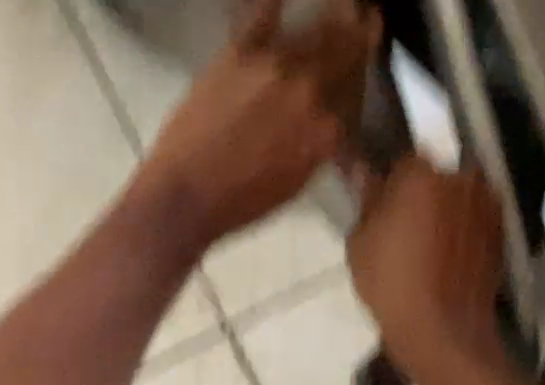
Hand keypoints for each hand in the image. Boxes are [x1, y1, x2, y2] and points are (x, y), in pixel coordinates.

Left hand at [135, 0, 380, 248]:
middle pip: (348, 48)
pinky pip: (267, 9)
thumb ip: (318, 146)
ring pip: (320, 27)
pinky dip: (277, 0)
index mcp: (328, 131)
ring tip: (339, 7)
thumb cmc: (237, 205)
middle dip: (358, 33)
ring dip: (333, 16)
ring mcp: (278, 66)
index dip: (358, 75)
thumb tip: (329, 124)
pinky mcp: (241, 51)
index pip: (357, 91)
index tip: (358, 64)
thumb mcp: (293, 184)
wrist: (184, 198)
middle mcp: (313, 92)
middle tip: (360, 20)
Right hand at [348, 156, 505, 365]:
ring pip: (458, 196)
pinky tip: (446, 258)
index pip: (403, 158)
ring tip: (426, 246)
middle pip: (436, 174)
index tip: (380, 202)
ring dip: (444, 210)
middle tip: (403, 226)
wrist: (442, 327)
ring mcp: (486, 202)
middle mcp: (460, 176)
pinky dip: (462, 230)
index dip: (390, 180)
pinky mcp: (501, 229)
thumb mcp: (359, 244)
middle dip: (422, 193)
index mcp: (421, 173)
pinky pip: (474, 219)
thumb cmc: (391, 284)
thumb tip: (365, 173)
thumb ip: (365, 201)